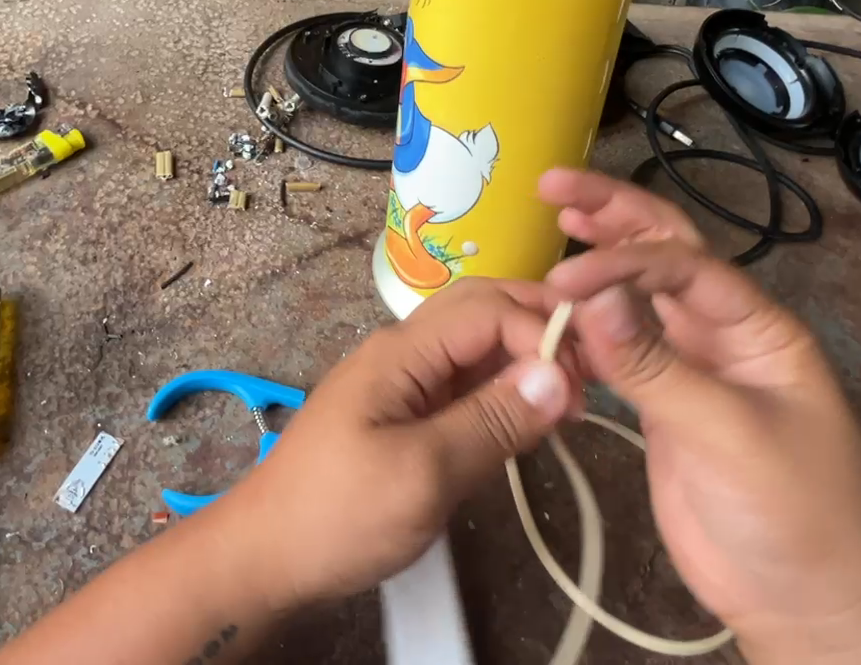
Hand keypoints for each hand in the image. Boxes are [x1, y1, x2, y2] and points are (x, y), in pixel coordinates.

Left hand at [211, 277, 581, 609]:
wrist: (268, 553)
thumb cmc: (339, 512)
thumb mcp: (422, 473)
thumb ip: (491, 421)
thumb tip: (558, 373)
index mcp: (401, 350)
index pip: (486, 308)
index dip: (539, 331)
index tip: (581, 384)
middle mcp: (404, 351)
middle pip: (479, 310)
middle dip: (537, 326)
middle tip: (592, 370)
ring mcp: (404, 380)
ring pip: (474, 345)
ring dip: (525, 357)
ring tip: (573, 395)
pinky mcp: (406, 411)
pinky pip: (463, 382)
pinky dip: (503, 389)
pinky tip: (532, 414)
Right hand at [539, 168, 860, 664]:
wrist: (808, 609)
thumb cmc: (795, 517)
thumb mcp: (728, 434)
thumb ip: (652, 364)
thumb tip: (586, 295)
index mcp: (757, 326)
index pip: (680, 266)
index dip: (620, 262)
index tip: (564, 279)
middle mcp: (722, 331)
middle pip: (664, 251)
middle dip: (613, 213)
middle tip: (553, 184)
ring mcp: (690, 364)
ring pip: (639, 290)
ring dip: (600, 251)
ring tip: (558, 217)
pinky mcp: (661, 398)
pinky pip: (619, 341)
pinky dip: (588, 314)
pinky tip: (560, 304)